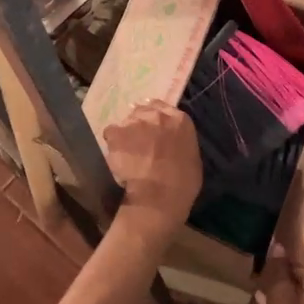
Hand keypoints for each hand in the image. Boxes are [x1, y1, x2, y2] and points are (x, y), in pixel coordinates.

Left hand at [102, 100, 200, 239]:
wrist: (158, 196)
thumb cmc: (182, 184)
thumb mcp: (192, 159)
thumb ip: (181, 143)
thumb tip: (173, 144)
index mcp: (180, 121)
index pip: (164, 108)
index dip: (157, 118)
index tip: (154, 129)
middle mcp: (157, 115)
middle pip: (143, 111)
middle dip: (141, 124)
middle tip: (140, 140)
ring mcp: (135, 122)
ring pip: (127, 122)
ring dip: (127, 133)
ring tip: (127, 151)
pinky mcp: (117, 133)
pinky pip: (111, 133)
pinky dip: (113, 143)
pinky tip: (116, 155)